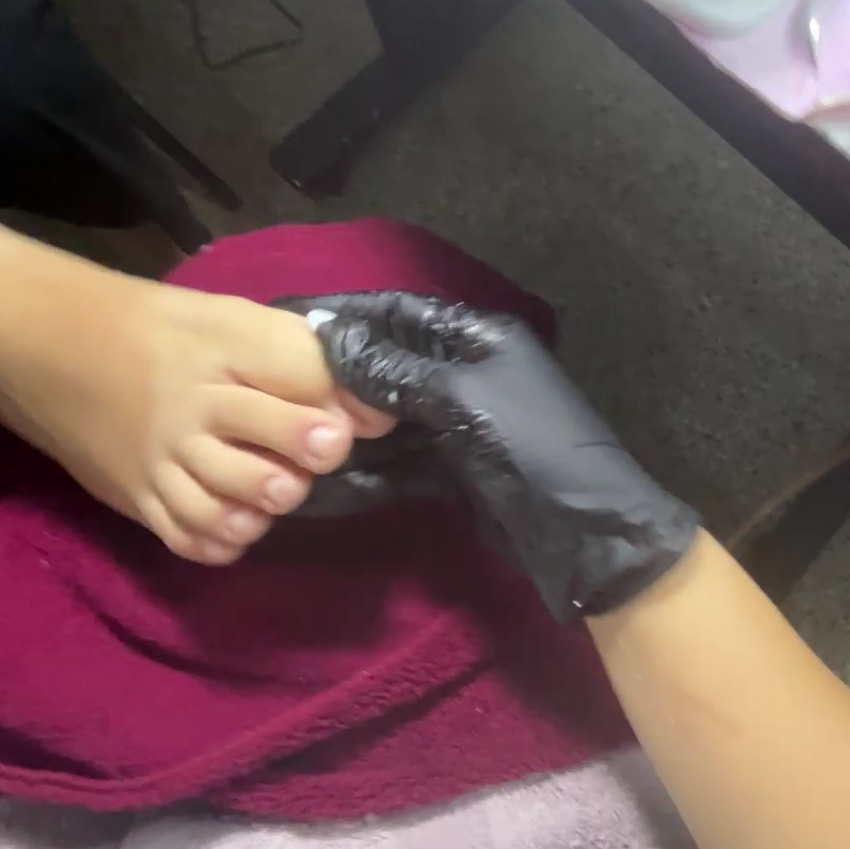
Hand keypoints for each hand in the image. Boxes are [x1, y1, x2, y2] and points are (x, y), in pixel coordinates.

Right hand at [293, 291, 699, 619]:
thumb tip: (331, 341)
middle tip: (262, 388)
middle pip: (390, 366)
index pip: (399, 312)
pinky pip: (403, 463)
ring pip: (391, 420)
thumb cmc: (532, 450)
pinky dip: (368, 473)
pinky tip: (320, 483)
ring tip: (279, 438)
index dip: (341, 315)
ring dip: (343, 431)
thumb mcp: (464, 399)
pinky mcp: (461, 470)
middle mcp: (471, 374)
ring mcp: (466, 425)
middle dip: (334, 378)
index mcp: (481, 339)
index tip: (277, 318)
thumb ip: (397, 369)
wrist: (586, 536)